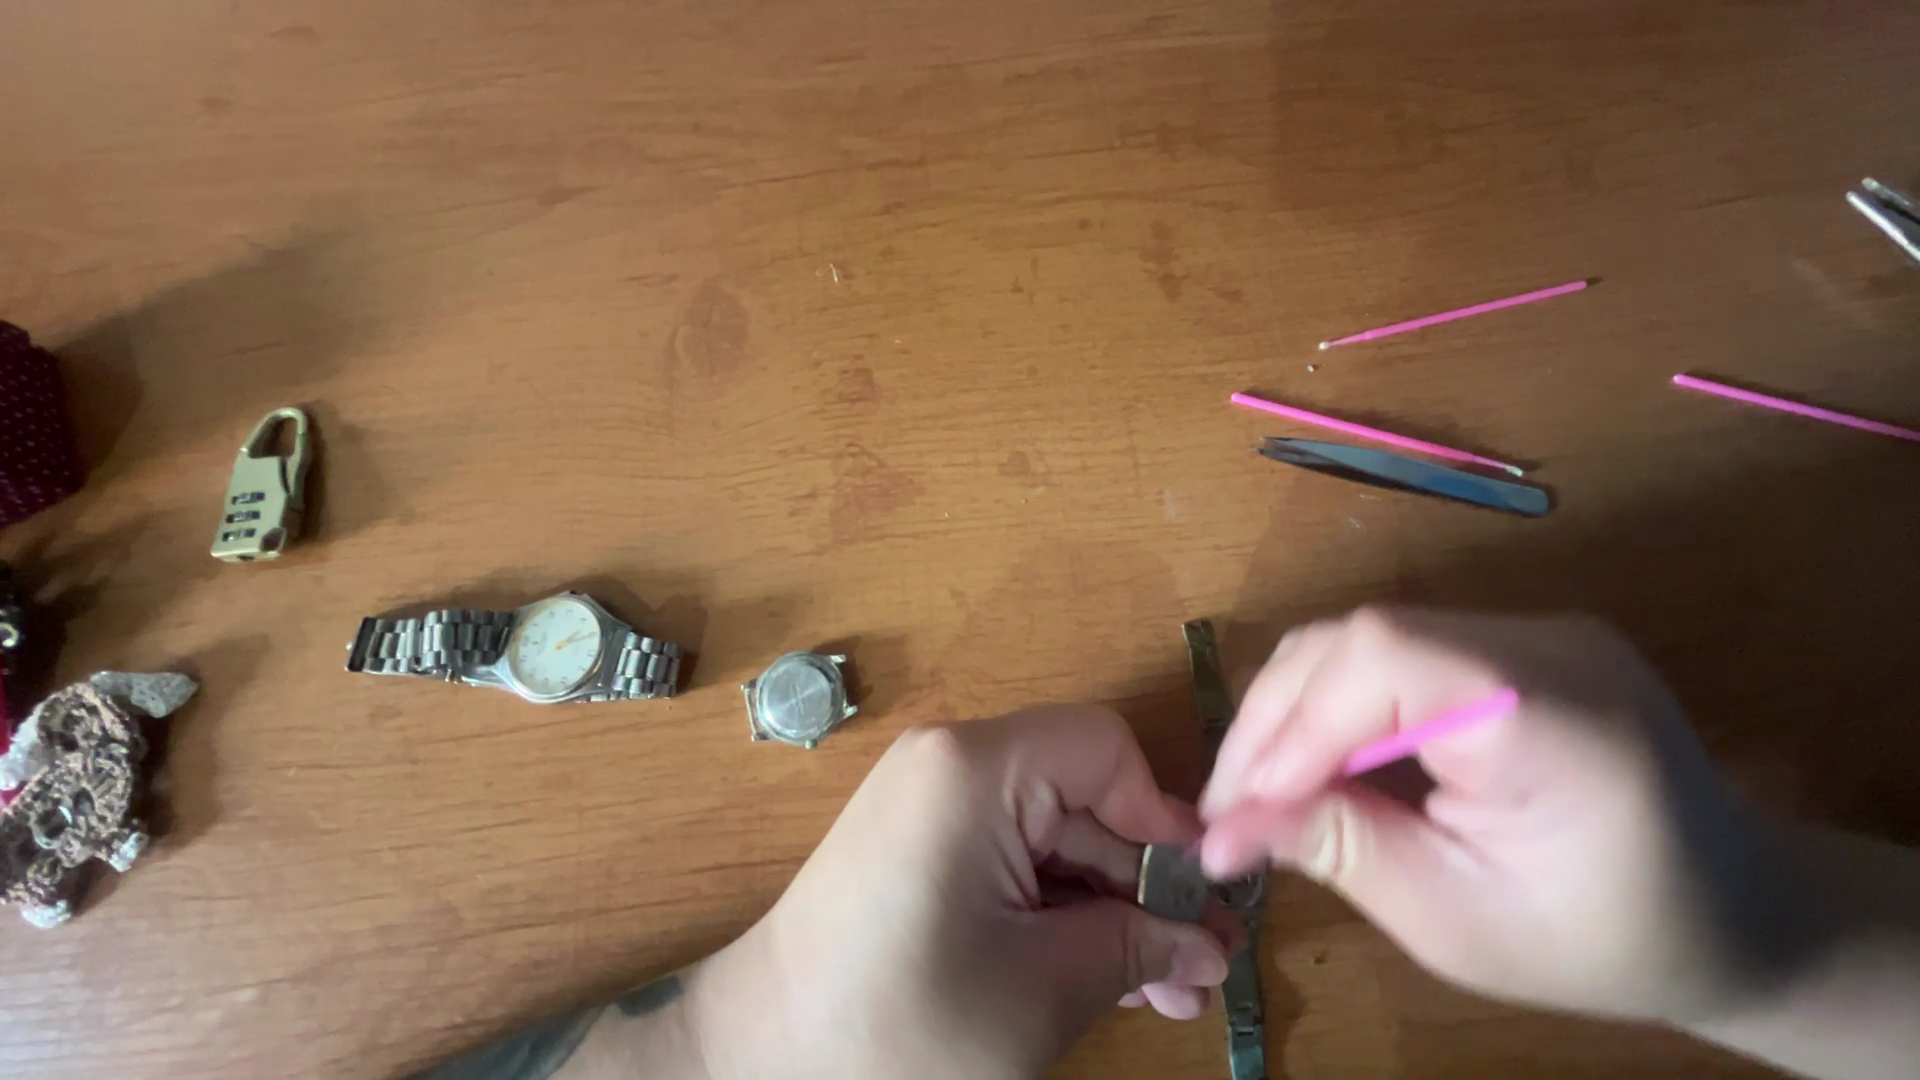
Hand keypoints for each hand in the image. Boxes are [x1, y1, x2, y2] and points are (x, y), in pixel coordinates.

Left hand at [688, 706, 1234, 1079]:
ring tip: (1161, 987)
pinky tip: (1100, 970)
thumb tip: (1211, 942)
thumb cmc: (899, 1024)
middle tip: (1195, 971)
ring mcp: (936, 798)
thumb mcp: (1040, 990)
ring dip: (1108, 904)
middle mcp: (955, 760)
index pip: (1103, 748)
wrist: (758, 1058)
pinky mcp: (927, 838)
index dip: (1160, 818)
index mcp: (975, 767)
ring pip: (1056, 831)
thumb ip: (1137, 948)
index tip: (1194, 902)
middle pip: (1083, 794)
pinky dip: (1059, 904)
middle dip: (1142, 881)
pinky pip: (1016, 852)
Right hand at [1198, 607, 1808, 1024]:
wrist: (1736, 909)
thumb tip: (1222, 830)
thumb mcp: (1458, 923)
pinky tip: (1306, 755)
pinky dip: (1325, 702)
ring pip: (1354, 637)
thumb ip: (1338, 851)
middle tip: (1227, 803)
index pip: (1382, 659)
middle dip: (1272, 719)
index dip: (1295, 722)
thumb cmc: (1604, 939)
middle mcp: (1539, 643)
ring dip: (1288, 707)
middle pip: (1355, 638)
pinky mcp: (1497, 639)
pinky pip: (1381, 651)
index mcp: (1556, 715)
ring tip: (1255, 783)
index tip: (1242, 809)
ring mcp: (1522, 628)